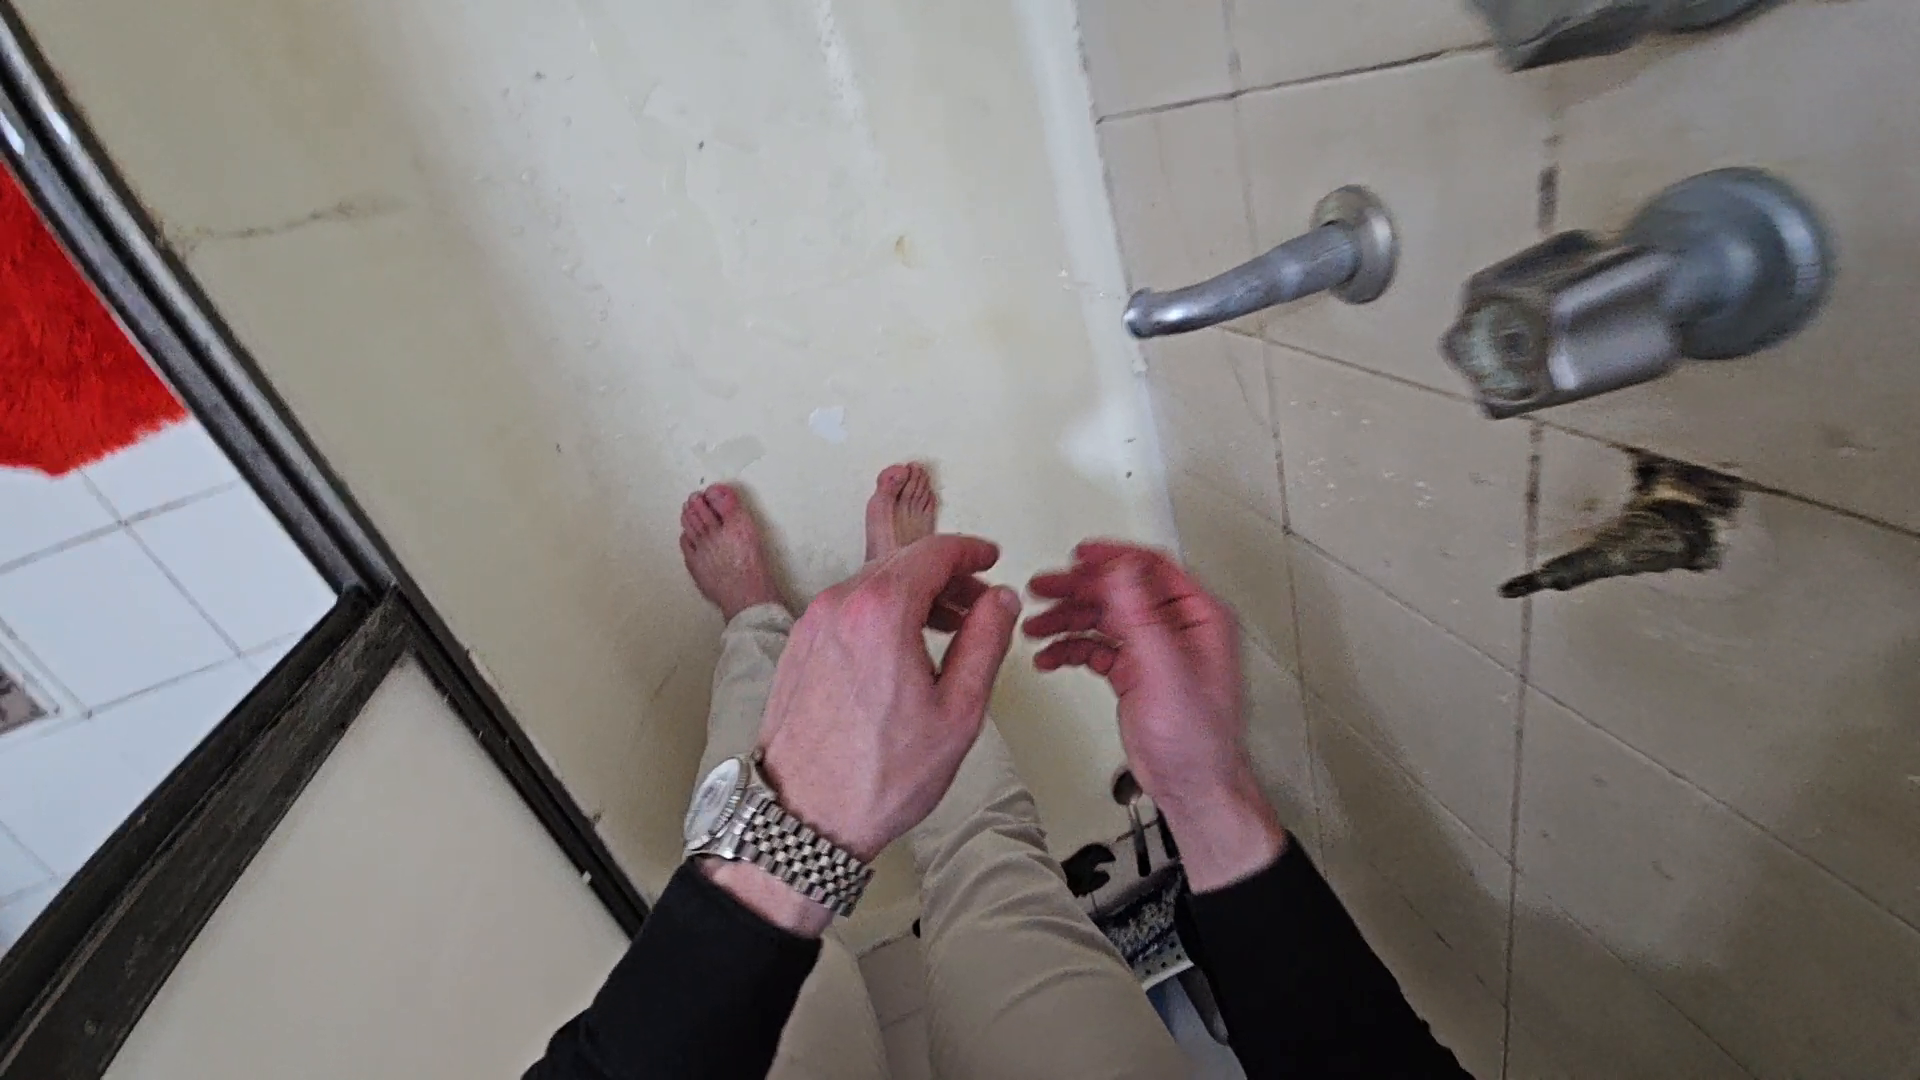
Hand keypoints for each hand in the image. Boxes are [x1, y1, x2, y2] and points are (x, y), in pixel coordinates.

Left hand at [757, 534, 1021, 863]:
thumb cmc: (877, 776)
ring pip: (876, 583)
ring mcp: (814, 623)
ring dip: (916, 594)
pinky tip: (904, 647)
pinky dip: (884, 611)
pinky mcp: (801, 644)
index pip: (934, 551)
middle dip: (948, 575)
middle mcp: (840, 605)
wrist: (802, 818)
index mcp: (881, 612)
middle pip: (904, 562)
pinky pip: (851, 607)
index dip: (970, 551)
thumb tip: (1000, 600)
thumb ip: (986, 641)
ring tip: (947, 630)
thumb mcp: (958, 711)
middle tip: (978, 604)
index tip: (988, 558)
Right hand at [1024, 541, 1284, 891]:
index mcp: (1197, 616)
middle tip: (1043, 589)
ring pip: (1102, 617)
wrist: (1192, 787)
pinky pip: (1095, 647)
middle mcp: (1175, 627)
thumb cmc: (1198, 740)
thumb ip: (1141, 614)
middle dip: (1078, 590)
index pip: (1150, 568)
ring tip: (1037, 626)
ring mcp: (1153, 648)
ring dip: (1067, 619)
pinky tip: (1051, 656)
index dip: (1112, 558)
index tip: (1078, 556)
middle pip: (1118, 591)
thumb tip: (1119, 567)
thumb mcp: (1165, 668)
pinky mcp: (1133, 670)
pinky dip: (1071, 648)